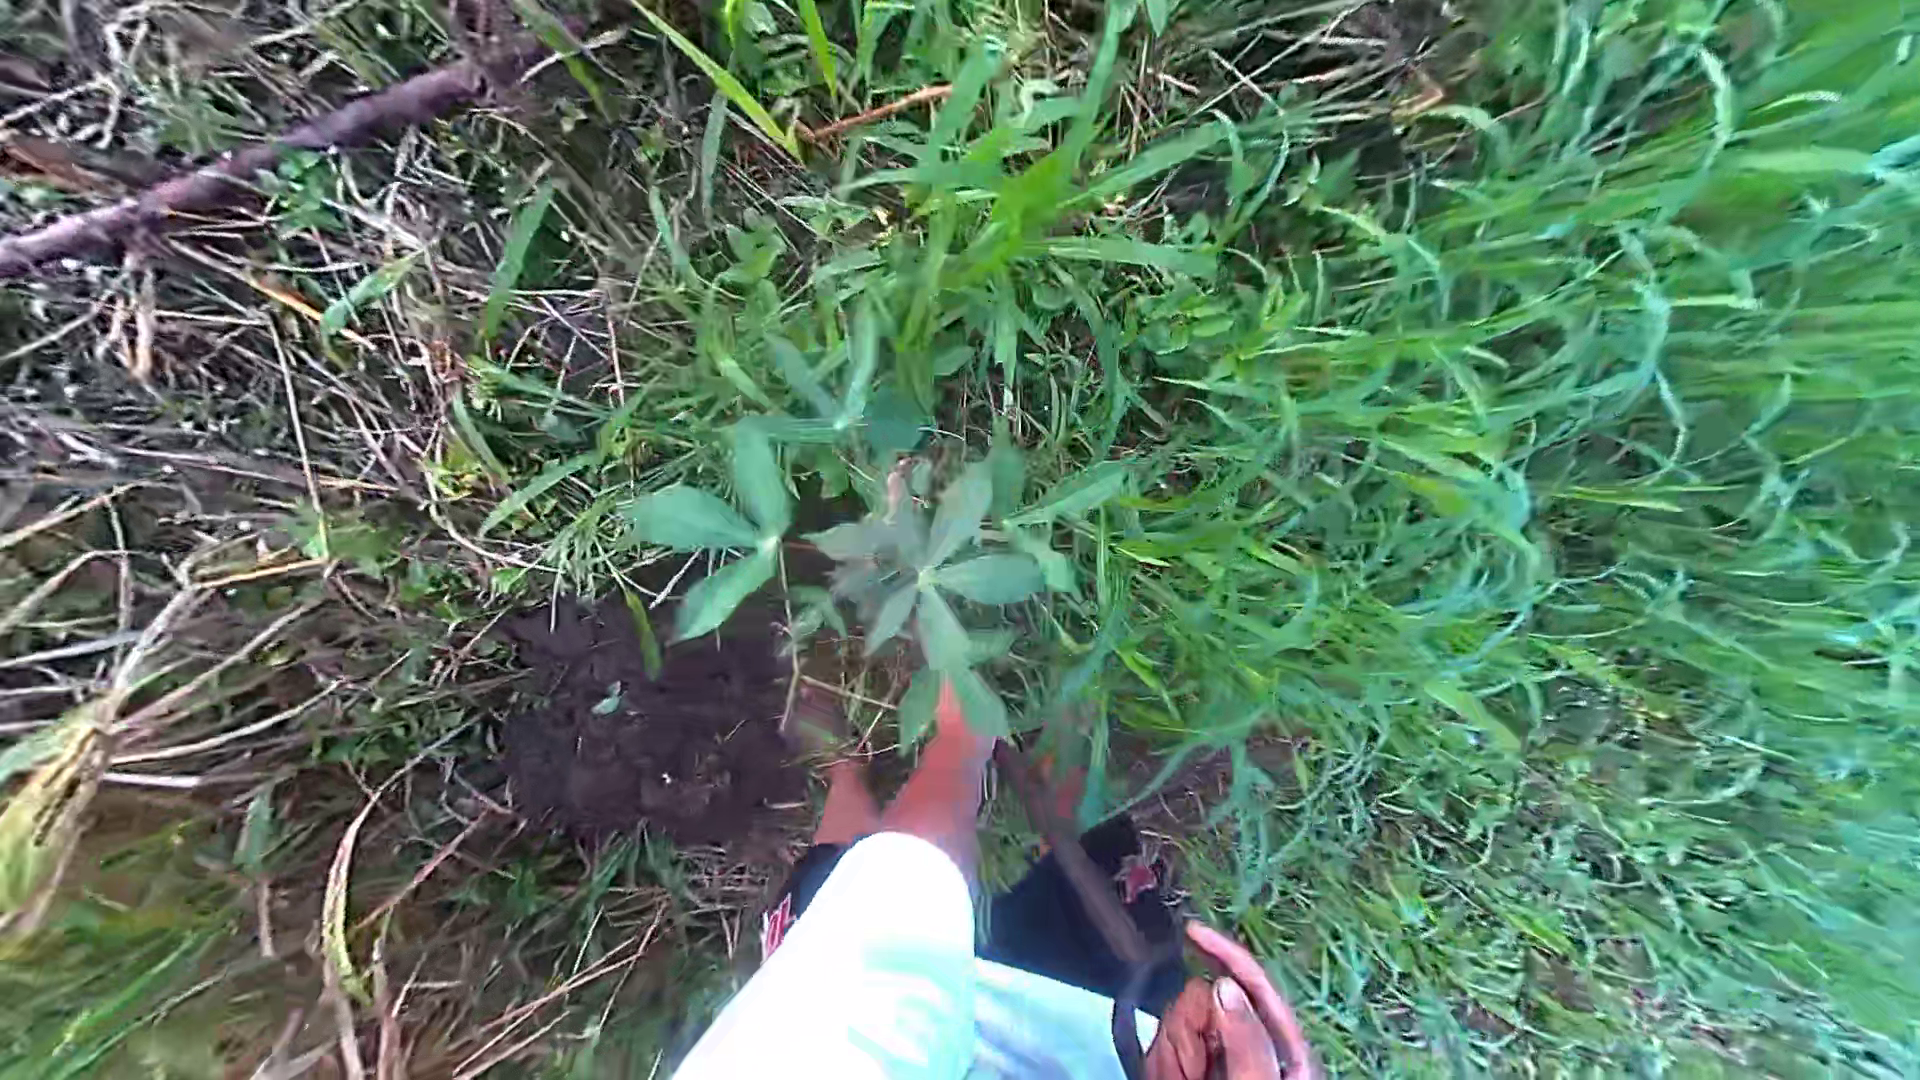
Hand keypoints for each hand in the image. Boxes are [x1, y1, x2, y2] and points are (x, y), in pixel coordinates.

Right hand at [1144, 921, 1315, 1079]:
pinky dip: (1164, 1060)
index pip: (1257, 987)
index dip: (1228, 953)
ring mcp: (1222, 1056)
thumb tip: (1223, 986)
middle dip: (1191, 1027)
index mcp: (1286, 1054)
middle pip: (1212, 999)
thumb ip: (1248, 1048)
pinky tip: (1171, 1079)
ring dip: (1176, 1050)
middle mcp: (1253, 1045)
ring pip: (1184, 1016)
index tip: (1191, 932)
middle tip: (1187, 1073)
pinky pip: (1169, 1040)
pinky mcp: (1194, 1064)